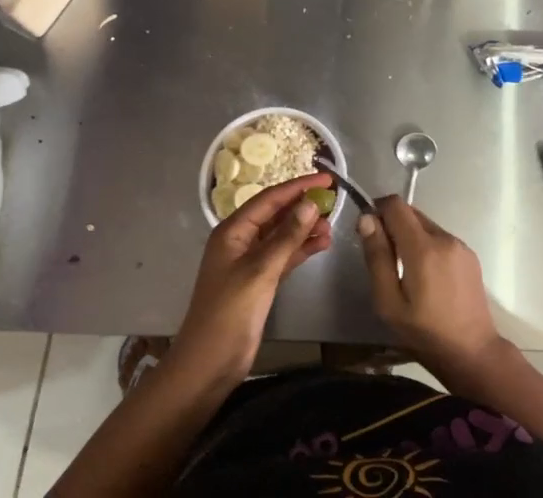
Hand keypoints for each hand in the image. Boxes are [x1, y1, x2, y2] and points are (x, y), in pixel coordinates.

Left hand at [175, 173, 332, 379]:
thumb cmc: (229, 313)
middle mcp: (240, 241)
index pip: (269, 199)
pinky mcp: (259, 282)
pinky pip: (283, 256)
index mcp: (232, 231)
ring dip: (304, 228)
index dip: (298, 186)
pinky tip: (322, 244)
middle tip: (334, 200)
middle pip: (276, 214)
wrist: (209, 364)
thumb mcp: (260, 271)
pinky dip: (301, 249)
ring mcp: (250, 263)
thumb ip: (286, 237)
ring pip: (282, 236)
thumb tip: (310, 204)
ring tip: (332, 224)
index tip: (327, 178)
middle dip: (303, 205)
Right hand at [358, 196, 506, 372]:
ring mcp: (460, 245)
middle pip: (412, 213)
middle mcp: (444, 238)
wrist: (472, 351)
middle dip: (393, 225)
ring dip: (410, 236)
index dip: (378, 210)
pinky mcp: (470, 255)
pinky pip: (441, 239)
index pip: (396, 205)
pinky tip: (427, 277)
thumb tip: (367, 219)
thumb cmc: (424, 332)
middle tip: (383, 257)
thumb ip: (377, 257)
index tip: (368, 232)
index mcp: (423, 247)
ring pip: (426, 225)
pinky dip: (427, 246)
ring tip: (405, 272)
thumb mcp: (389, 302)